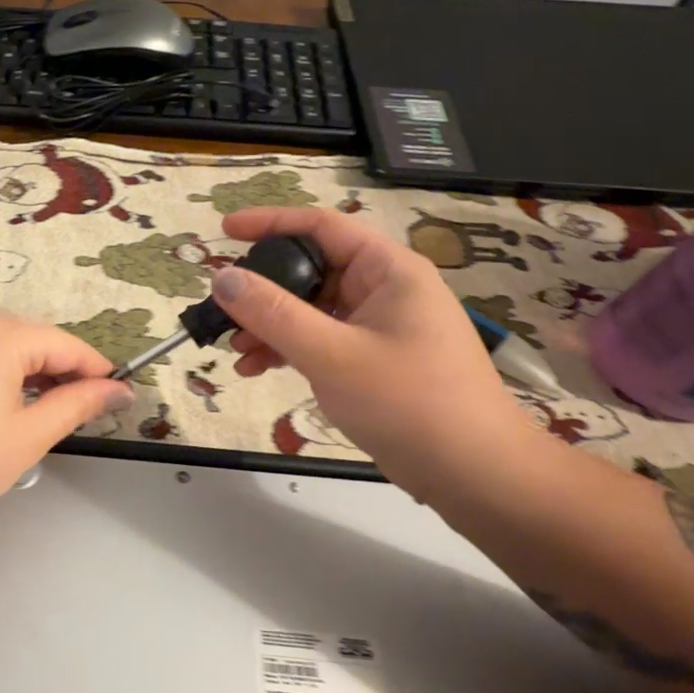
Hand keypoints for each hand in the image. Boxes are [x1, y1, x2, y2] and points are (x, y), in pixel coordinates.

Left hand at [0, 315, 133, 538]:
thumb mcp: (28, 436)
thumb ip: (77, 404)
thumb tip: (119, 390)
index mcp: (2, 335)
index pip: (68, 345)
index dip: (99, 372)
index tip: (121, 400)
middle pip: (39, 340)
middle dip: (67, 373)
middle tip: (87, 414)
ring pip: (10, 349)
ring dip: (36, 376)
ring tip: (51, 417)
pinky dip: (6, 377)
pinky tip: (10, 409)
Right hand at [213, 207, 532, 493]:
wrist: (471, 469)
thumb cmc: (407, 400)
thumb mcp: (331, 354)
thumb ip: (273, 314)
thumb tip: (222, 278)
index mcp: (388, 270)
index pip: (322, 226)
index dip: (270, 223)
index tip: (224, 231)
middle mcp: (385, 289)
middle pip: (313, 269)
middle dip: (264, 289)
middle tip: (223, 309)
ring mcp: (380, 326)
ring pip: (312, 309)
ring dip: (271, 325)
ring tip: (235, 351)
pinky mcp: (375, 360)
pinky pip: (321, 340)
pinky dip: (289, 350)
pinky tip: (258, 369)